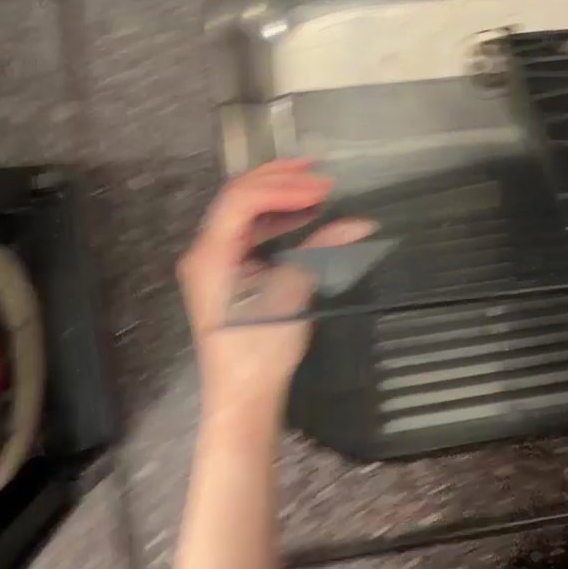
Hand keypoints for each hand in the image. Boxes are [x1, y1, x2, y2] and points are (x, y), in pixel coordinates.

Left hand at [176, 159, 375, 421]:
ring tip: (313, 185)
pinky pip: (246, 230)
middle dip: (279, 180)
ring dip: (277, 194)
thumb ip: (322, 249)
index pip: (242, 199)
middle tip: (317, 171)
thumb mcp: (294, 292)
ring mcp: (212, 260)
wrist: (242, 397)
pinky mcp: (224, 271)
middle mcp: (204, 250)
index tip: (321, 190)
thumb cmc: (261, 348)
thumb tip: (362, 222)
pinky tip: (302, 214)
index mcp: (211, 253)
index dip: (283, 187)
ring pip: (241, 209)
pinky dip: (273, 217)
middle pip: (238, 196)